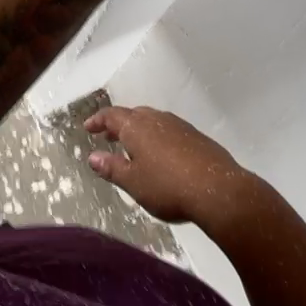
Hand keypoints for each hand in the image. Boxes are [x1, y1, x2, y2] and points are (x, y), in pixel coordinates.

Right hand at [84, 105, 266, 226]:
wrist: (218, 190)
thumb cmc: (168, 187)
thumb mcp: (133, 182)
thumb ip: (112, 168)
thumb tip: (92, 156)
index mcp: (137, 126)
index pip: (111, 116)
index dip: (98, 121)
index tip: (88, 128)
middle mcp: (156, 119)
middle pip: (132, 115)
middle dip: (118, 125)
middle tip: (108, 138)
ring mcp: (179, 125)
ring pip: (152, 121)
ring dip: (139, 131)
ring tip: (133, 148)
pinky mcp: (196, 136)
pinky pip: (168, 130)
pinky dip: (157, 137)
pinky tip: (161, 156)